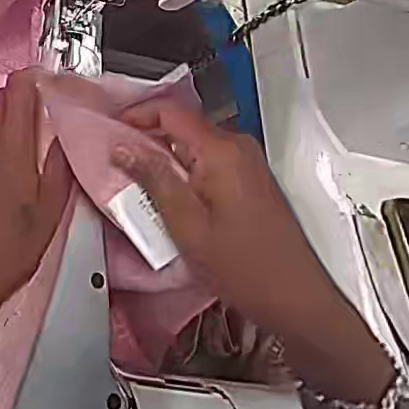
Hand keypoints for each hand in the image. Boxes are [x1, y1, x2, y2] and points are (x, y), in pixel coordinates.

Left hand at [0, 70, 74, 353]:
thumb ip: (62, 160)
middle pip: (3, 95)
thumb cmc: (12, 244)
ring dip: (6, 117)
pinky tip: (2, 161)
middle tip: (44, 121)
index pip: (19, 87)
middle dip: (24, 100)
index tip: (50, 87)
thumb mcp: (54, 205)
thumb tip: (68, 131)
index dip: (37, 80)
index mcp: (11, 145)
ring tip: (24, 145)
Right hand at [113, 99, 391, 401]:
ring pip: (195, 146)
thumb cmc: (246, 268)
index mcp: (221, 151)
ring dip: (166, 161)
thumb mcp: (186, 225)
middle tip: (120, 165)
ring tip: (140, 188)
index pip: (171, 110)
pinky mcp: (250, 179)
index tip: (112, 129)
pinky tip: (172, 202)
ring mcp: (247, 162)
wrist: (296, 297)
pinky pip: (210, 162)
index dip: (136, 114)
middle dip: (148, 141)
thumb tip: (125, 148)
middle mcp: (238, 147)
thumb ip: (153, 180)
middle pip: (182, 127)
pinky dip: (186, 173)